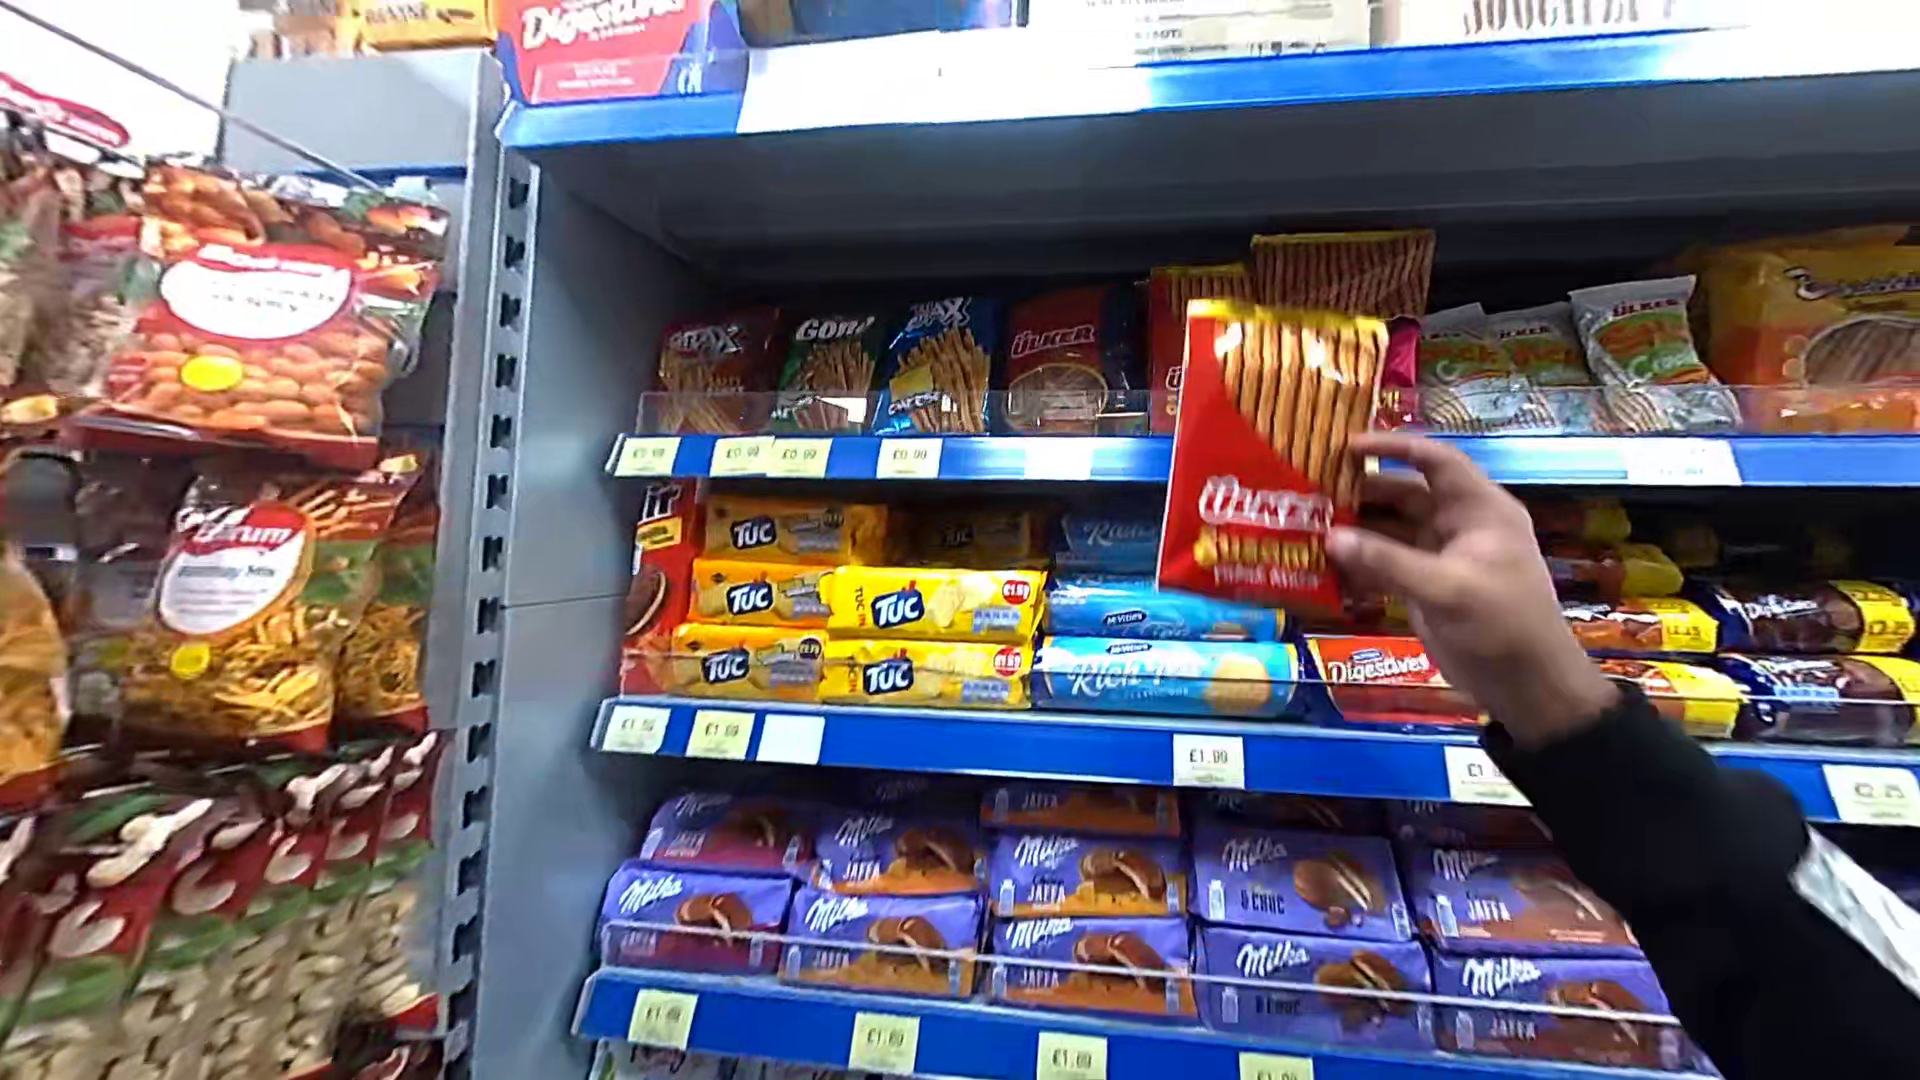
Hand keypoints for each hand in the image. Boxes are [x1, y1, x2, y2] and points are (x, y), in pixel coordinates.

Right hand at [1324, 432, 1616, 747]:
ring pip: (1386, 528)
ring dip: (1351, 526)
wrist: (1524, 685)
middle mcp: (1456, 525)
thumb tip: (1329, 536)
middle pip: (1401, 493)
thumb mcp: (1446, 588)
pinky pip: (1379, 559)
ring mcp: (1436, 555)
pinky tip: (1321, 560)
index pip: (1436, 462)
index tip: (1346, 446)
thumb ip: (1386, 561)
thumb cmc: (1500, 625)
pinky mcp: (1419, 582)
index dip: (1394, 448)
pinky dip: (1353, 559)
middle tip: (1311, 489)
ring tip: (1306, 523)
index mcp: (1478, 512)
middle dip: (1358, 491)